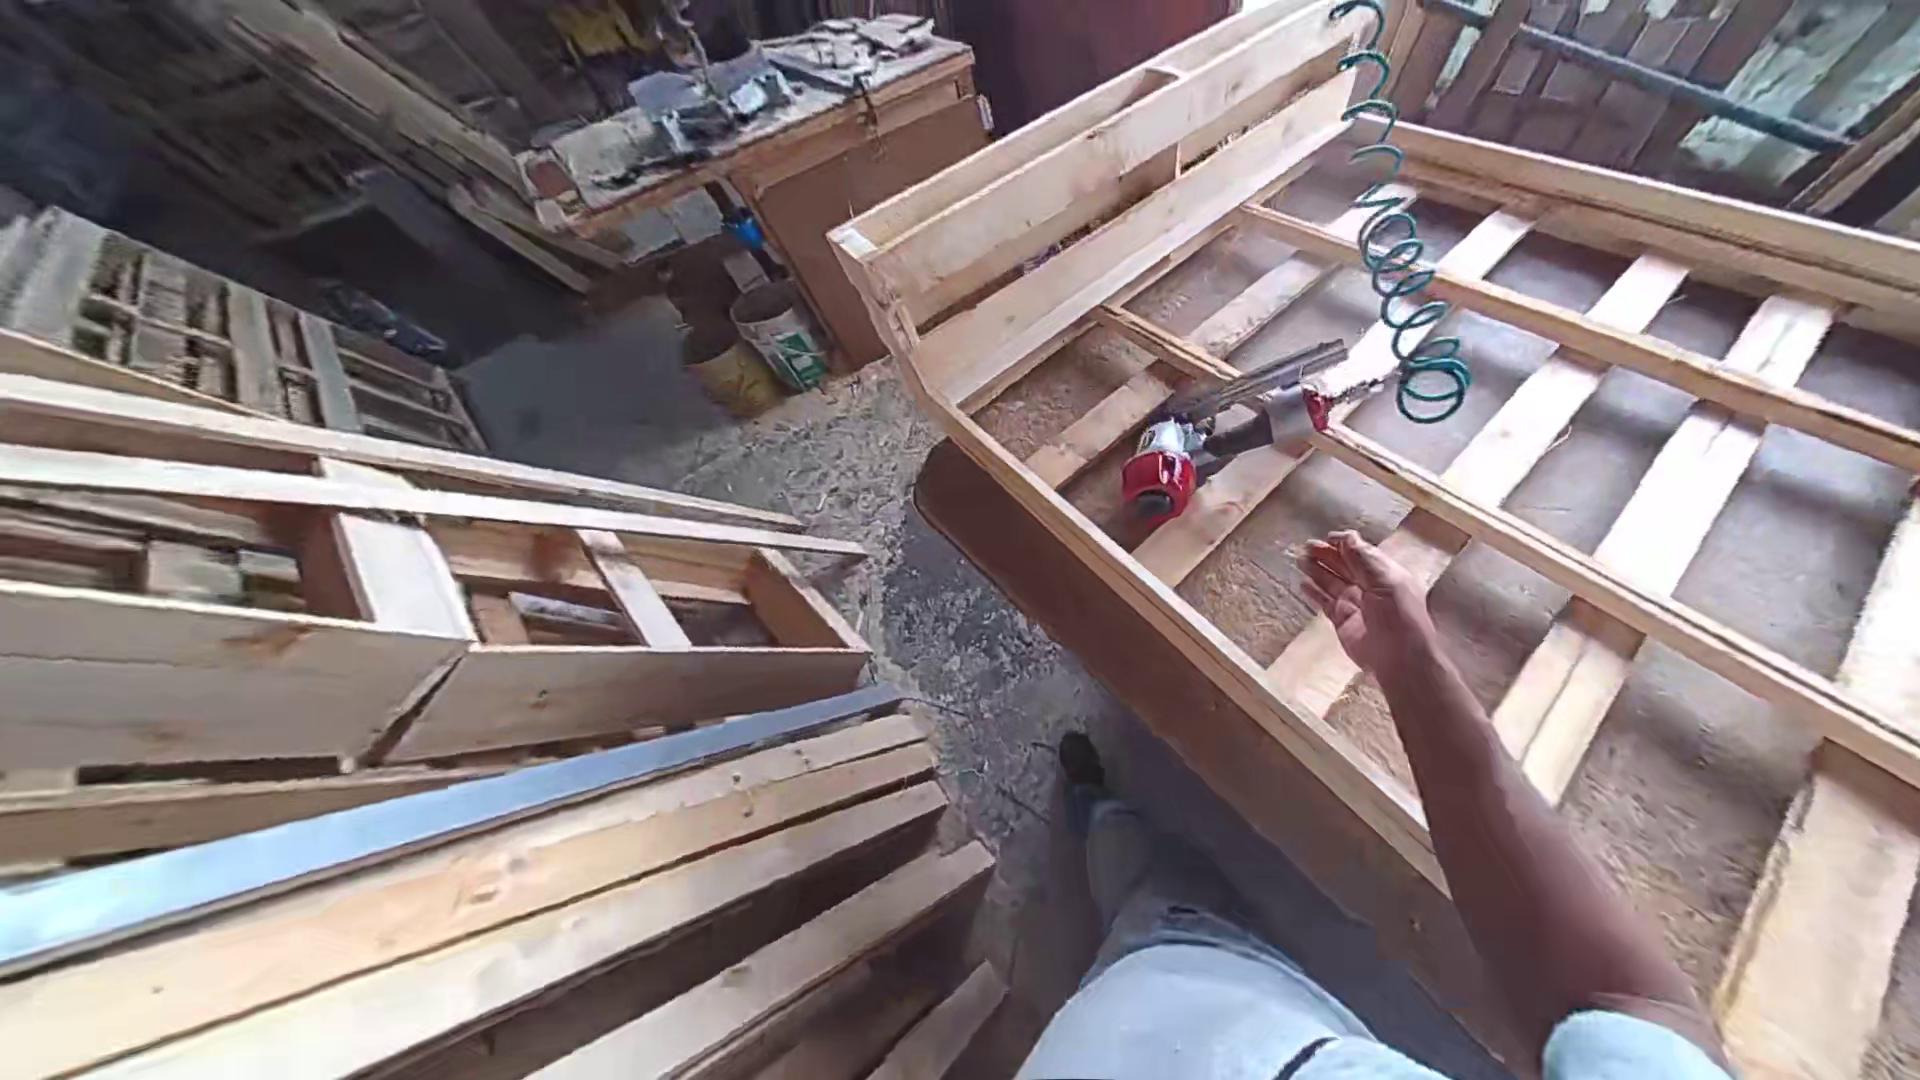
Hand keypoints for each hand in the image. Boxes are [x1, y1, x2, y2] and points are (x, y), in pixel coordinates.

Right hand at [1296, 530, 1437, 674]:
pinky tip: (1303, 583)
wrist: (1399, 659)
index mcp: (1385, 575)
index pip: (1362, 554)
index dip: (1345, 544)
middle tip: (1306, 546)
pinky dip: (1313, 592)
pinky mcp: (1341, 620)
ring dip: (1316, 569)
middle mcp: (1369, 587)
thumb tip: (1347, 537)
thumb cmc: (1398, 617)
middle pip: (1344, 566)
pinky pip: (1324, 601)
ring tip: (1300, 559)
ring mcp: (1354, 604)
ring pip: (1331, 581)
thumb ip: (1364, 559)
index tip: (1327, 537)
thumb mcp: (1386, 582)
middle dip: (1326, 554)